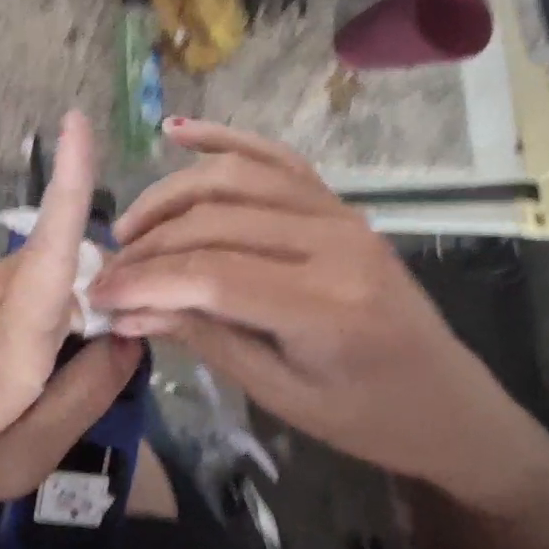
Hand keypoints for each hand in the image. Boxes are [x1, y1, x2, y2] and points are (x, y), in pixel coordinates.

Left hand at [0, 112, 143, 517]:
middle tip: (125, 359)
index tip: (77, 125)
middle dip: (118, 291)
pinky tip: (51, 355)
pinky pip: (41, 278)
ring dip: (89, 303)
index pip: (48, 251)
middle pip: (77, 263)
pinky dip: (63, 305)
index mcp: (11, 337)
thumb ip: (86, 394)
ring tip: (82, 369)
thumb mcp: (24, 456)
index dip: (67, 187)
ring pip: (62, 270)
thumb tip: (131, 338)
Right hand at [89, 119, 529, 499]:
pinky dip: (223, 138)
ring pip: (233, 178)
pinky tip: (177, 132)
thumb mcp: (281, 394)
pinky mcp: (338, 202)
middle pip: (215, 221)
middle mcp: (333, 242)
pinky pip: (273, 156)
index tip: (98, 293)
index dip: (146, 281)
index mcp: (327, 305)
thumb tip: (127, 311)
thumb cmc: (368, 416)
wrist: (450, 402)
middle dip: (150, 244)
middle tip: (106, 267)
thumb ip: (204, 339)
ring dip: (171, 195)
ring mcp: (338, 212)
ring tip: (131, 226)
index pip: (212, 276)